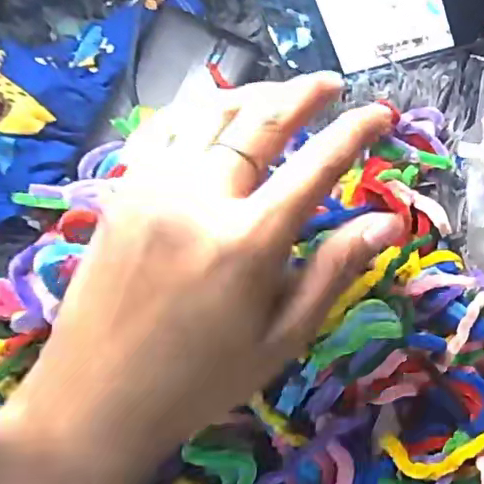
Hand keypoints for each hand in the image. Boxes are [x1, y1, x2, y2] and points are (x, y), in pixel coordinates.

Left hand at [0, 74, 400, 483]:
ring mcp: (152, 189)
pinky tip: (214, 108)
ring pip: (207, 115)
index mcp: (248, 241)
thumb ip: (335, 268)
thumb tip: (389, 223)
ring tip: (282, 89)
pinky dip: (196, 109)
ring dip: (252, 94)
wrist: (94, 402)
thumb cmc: (204, 379)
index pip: (316, 167)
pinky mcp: (122, 193)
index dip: (355, 134)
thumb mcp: (285, 335)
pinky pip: (161, 131)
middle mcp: (200, 199)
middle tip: (333, 82)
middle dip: (303, 95)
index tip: (382, 112)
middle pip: (260, 125)